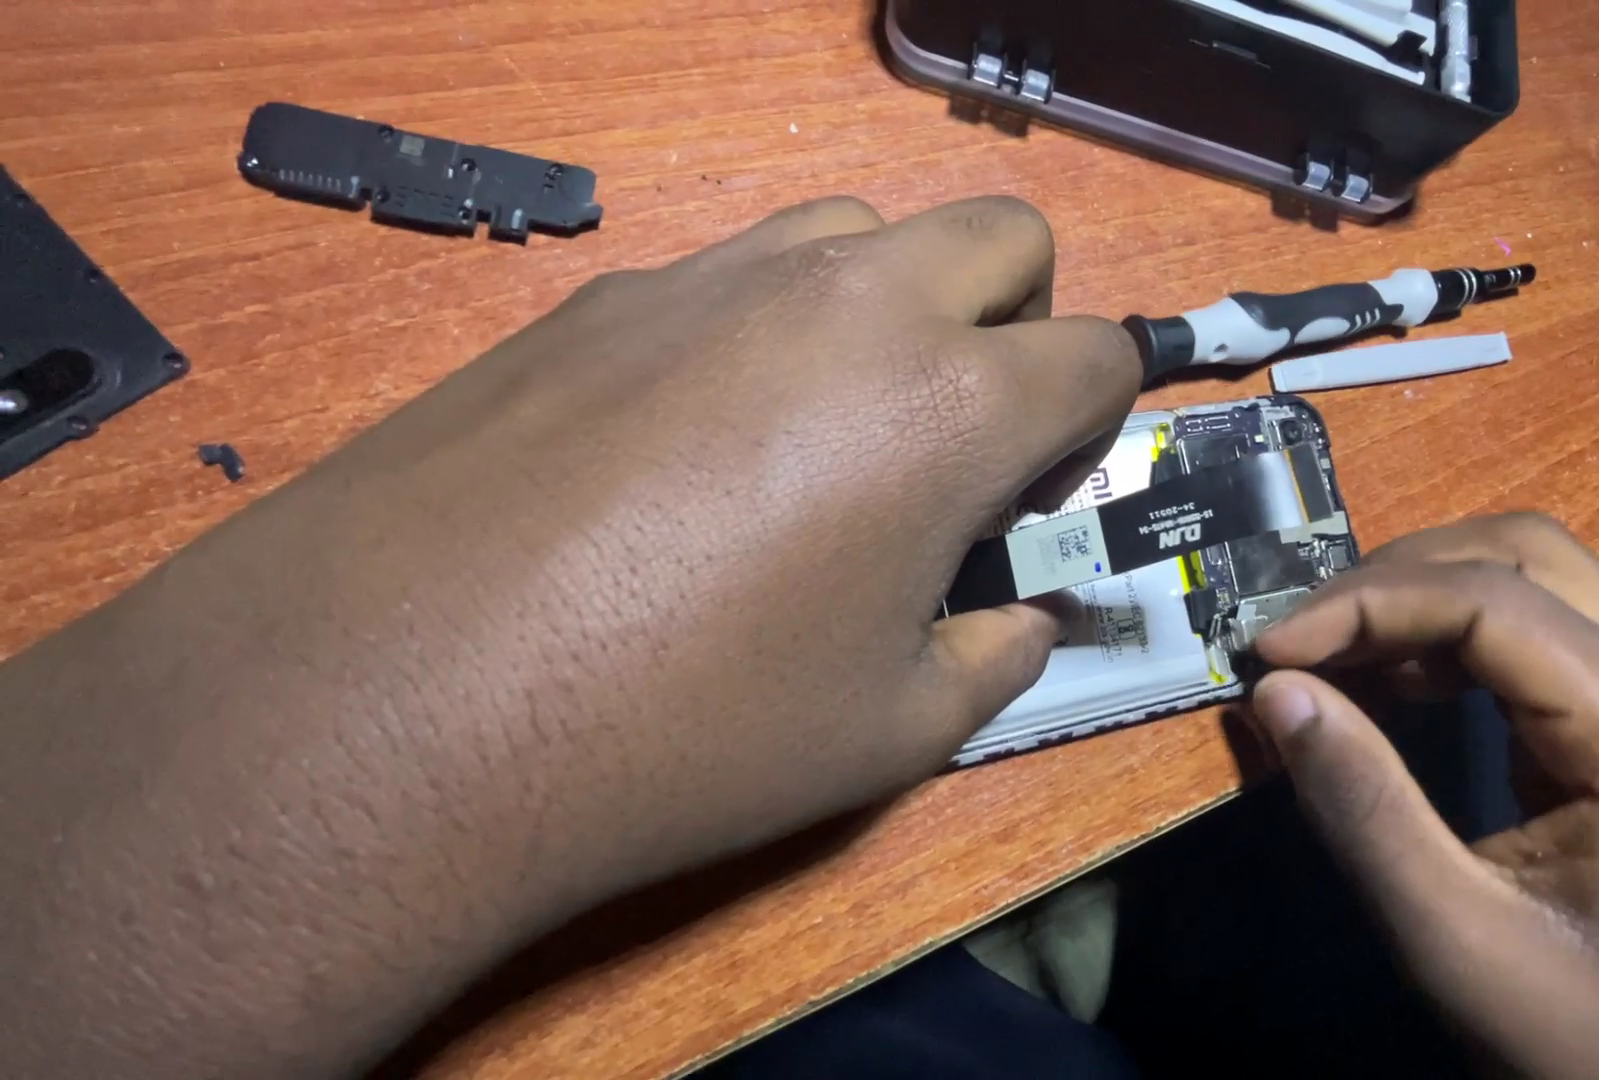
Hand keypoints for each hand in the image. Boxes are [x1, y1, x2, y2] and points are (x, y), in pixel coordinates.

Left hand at [0, 196, 1140, 1076]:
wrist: (411, 703)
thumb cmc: (697, 730)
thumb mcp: (894, 732)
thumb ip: (997, 659)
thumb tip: (1026, 618)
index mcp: (952, 405)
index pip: (1099, 353)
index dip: (1096, 418)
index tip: (1041, 485)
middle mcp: (856, 303)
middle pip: (1004, 236)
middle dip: (1021, 319)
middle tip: (962, 429)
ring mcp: (725, 277)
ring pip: (872, 229)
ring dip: (900, 304)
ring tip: (836, 423)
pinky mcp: (615, 292)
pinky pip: (745, 268)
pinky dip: (779, 322)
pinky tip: (707, 431)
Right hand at [1249, 515, 1598, 1079]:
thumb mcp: (1460, 945)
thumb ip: (1362, 807)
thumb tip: (1274, 692)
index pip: (1494, 602)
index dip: (1364, 605)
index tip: (1271, 649)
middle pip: (1528, 555)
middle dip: (1395, 577)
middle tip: (1305, 637)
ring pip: (1536, 582)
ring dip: (1420, 599)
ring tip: (1335, 656)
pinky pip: (1539, 637)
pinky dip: (1447, 640)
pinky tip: (1395, 686)